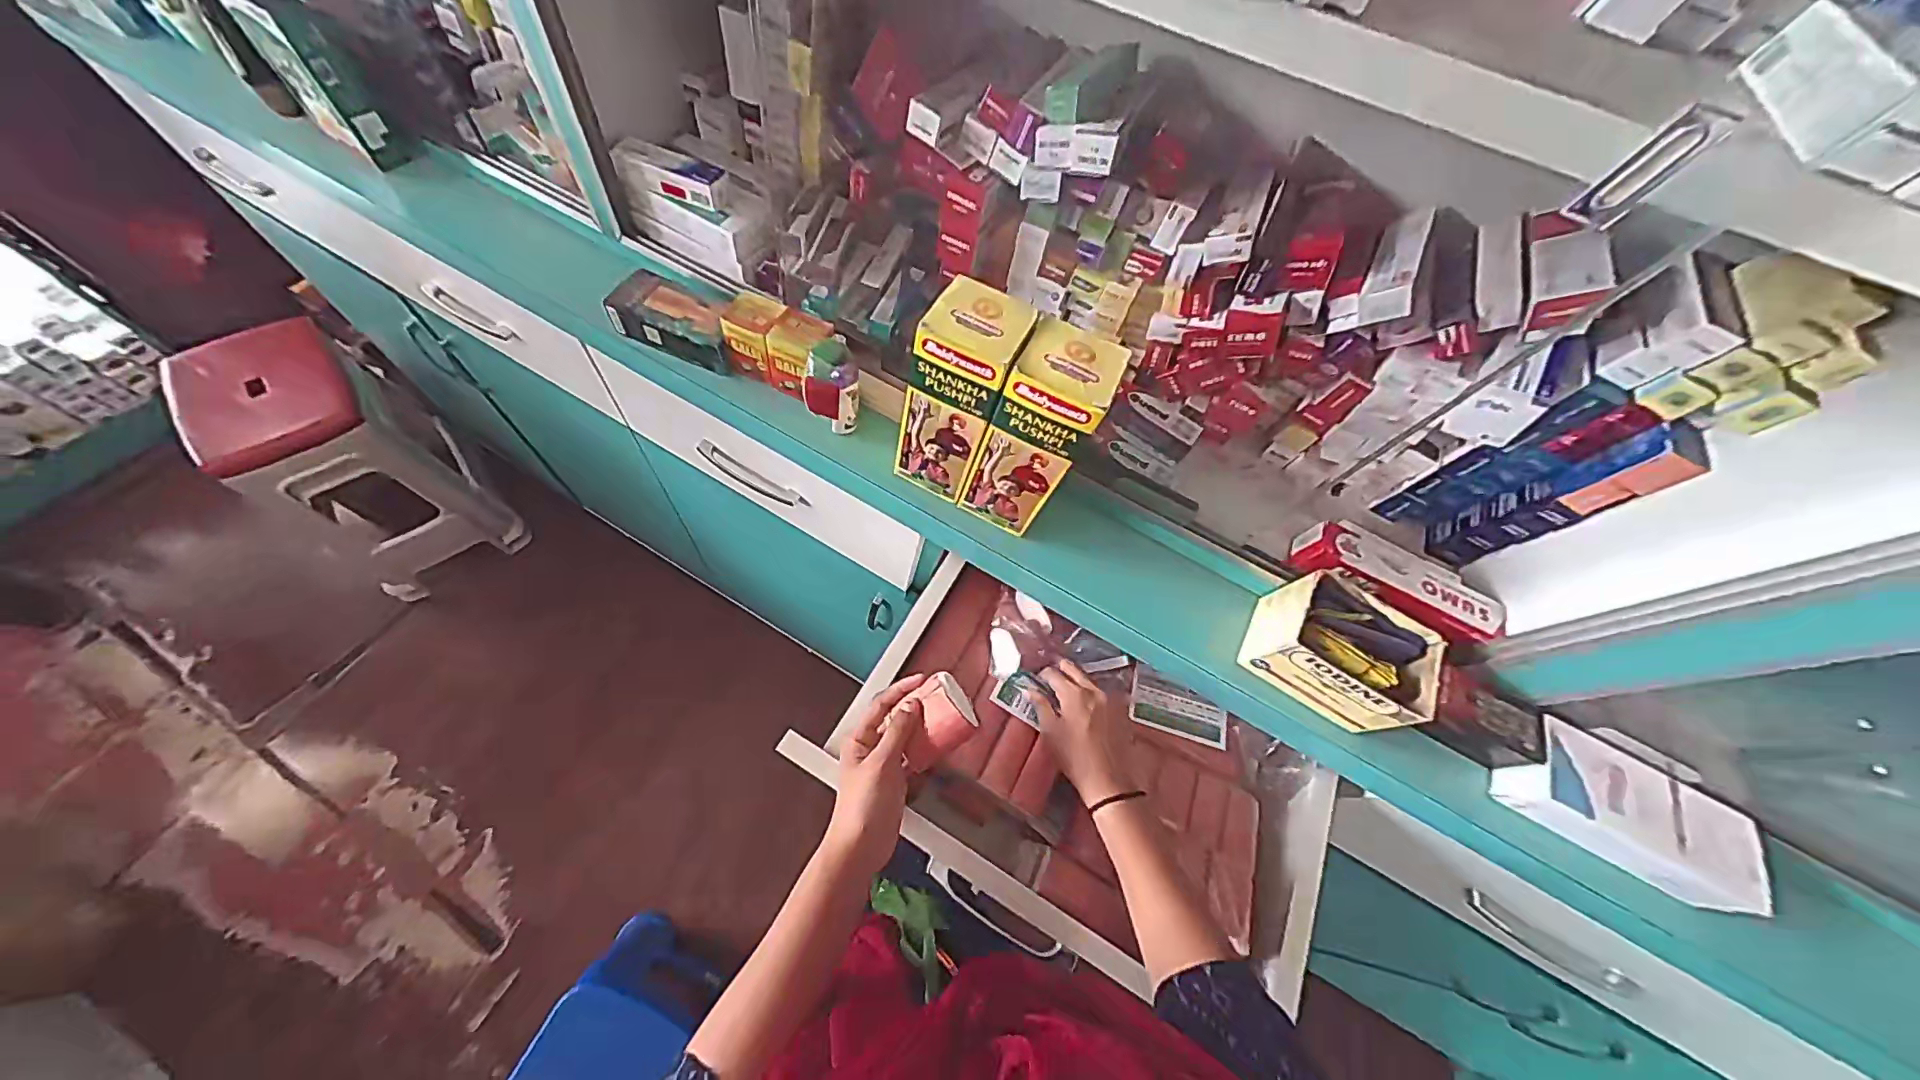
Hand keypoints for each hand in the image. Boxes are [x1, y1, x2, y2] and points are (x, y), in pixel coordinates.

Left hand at [823, 674, 928, 877]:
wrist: (860, 846)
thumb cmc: (859, 809)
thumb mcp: (881, 763)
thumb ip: (897, 733)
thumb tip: (910, 707)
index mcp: (859, 739)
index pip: (882, 704)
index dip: (901, 689)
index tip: (921, 679)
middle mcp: (870, 748)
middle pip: (895, 717)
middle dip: (914, 705)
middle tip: (935, 696)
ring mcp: (883, 763)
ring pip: (905, 736)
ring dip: (921, 726)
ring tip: (940, 716)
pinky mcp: (895, 779)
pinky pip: (912, 755)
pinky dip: (924, 748)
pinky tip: (935, 745)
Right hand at [1031, 661, 1132, 805]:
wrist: (1108, 780)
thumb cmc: (1074, 757)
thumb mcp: (1051, 732)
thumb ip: (1041, 706)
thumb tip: (1031, 690)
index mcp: (1074, 695)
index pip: (1054, 674)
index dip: (1043, 674)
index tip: (1037, 679)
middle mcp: (1094, 691)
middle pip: (1075, 670)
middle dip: (1061, 669)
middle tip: (1051, 674)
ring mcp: (1110, 699)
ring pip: (1090, 680)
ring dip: (1077, 679)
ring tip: (1066, 686)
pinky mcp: (1121, 710)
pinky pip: (1103, 692)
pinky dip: (1091, 691)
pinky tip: (1086, 700)